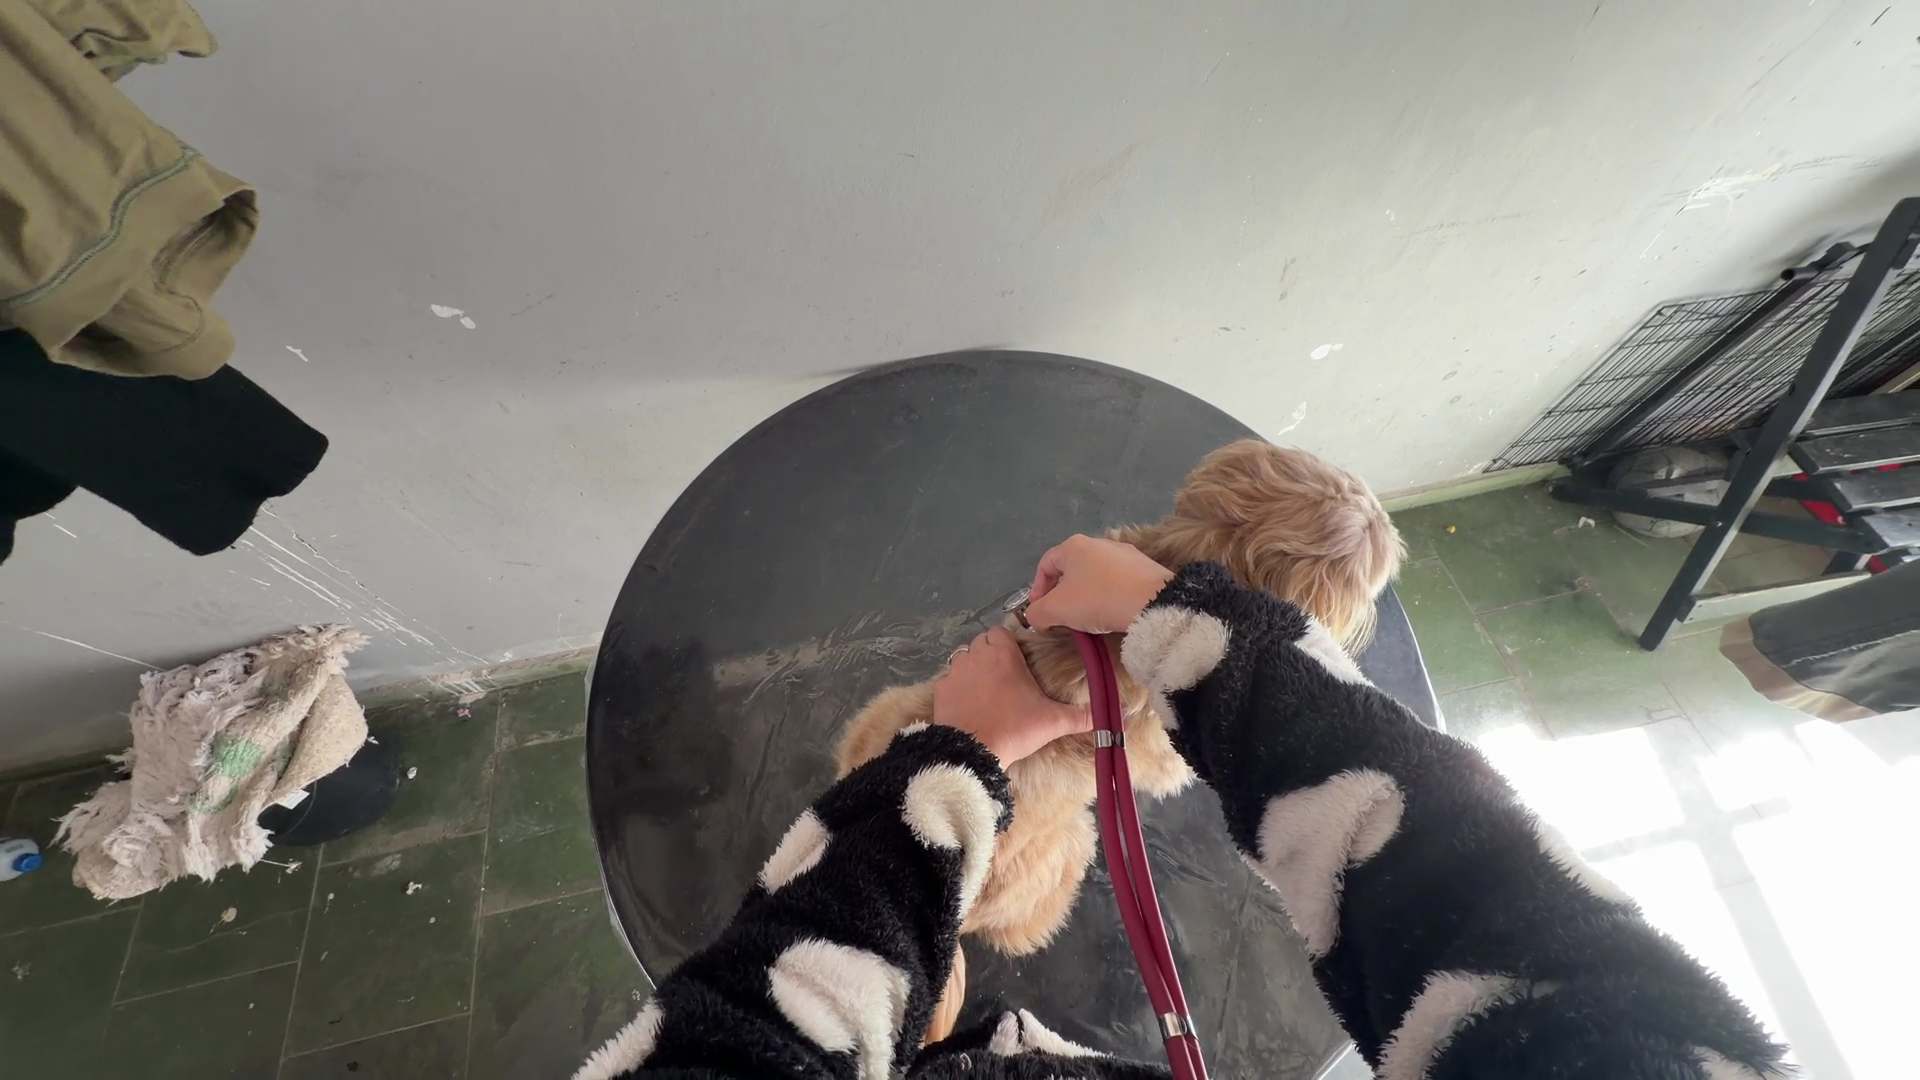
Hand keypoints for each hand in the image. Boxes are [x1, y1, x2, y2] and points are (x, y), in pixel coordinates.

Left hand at [933, 627, 1089, 763]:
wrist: (972, 752)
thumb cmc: (1014, 729)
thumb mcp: (1053, 722)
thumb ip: (1082, 716)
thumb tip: (1112, 720)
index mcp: (1003, 653)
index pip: (1002, 631)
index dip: (1008, 643)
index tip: (1017, 660)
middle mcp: (977, 655)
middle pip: (982, 642)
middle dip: (992, 653)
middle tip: (1005, 677)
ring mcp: (955, 671)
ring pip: (964, 657)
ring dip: (973, 667)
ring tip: (986, 689)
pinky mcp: (940, 689)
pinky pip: (950, 679)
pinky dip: (957, 687)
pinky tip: (968, 704)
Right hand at [1024, 534, 1173, 634]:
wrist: (1153, 603)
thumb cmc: (1097, 599)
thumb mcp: (1056, 610)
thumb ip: (1037, 613)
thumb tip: (1034, 616)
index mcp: (1074, 546)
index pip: (1045, 564)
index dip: (1037, 589)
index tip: (1038, 611)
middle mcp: (1098, 542)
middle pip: (1070, 569)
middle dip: (1061, 594)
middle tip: (1061, 616)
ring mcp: (1124, 553)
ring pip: (1094, 575)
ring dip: (1085, 595)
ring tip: (1087, 617)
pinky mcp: (1145, 567)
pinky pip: (1117, 581)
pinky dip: (1108, 595)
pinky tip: (1112, 612)